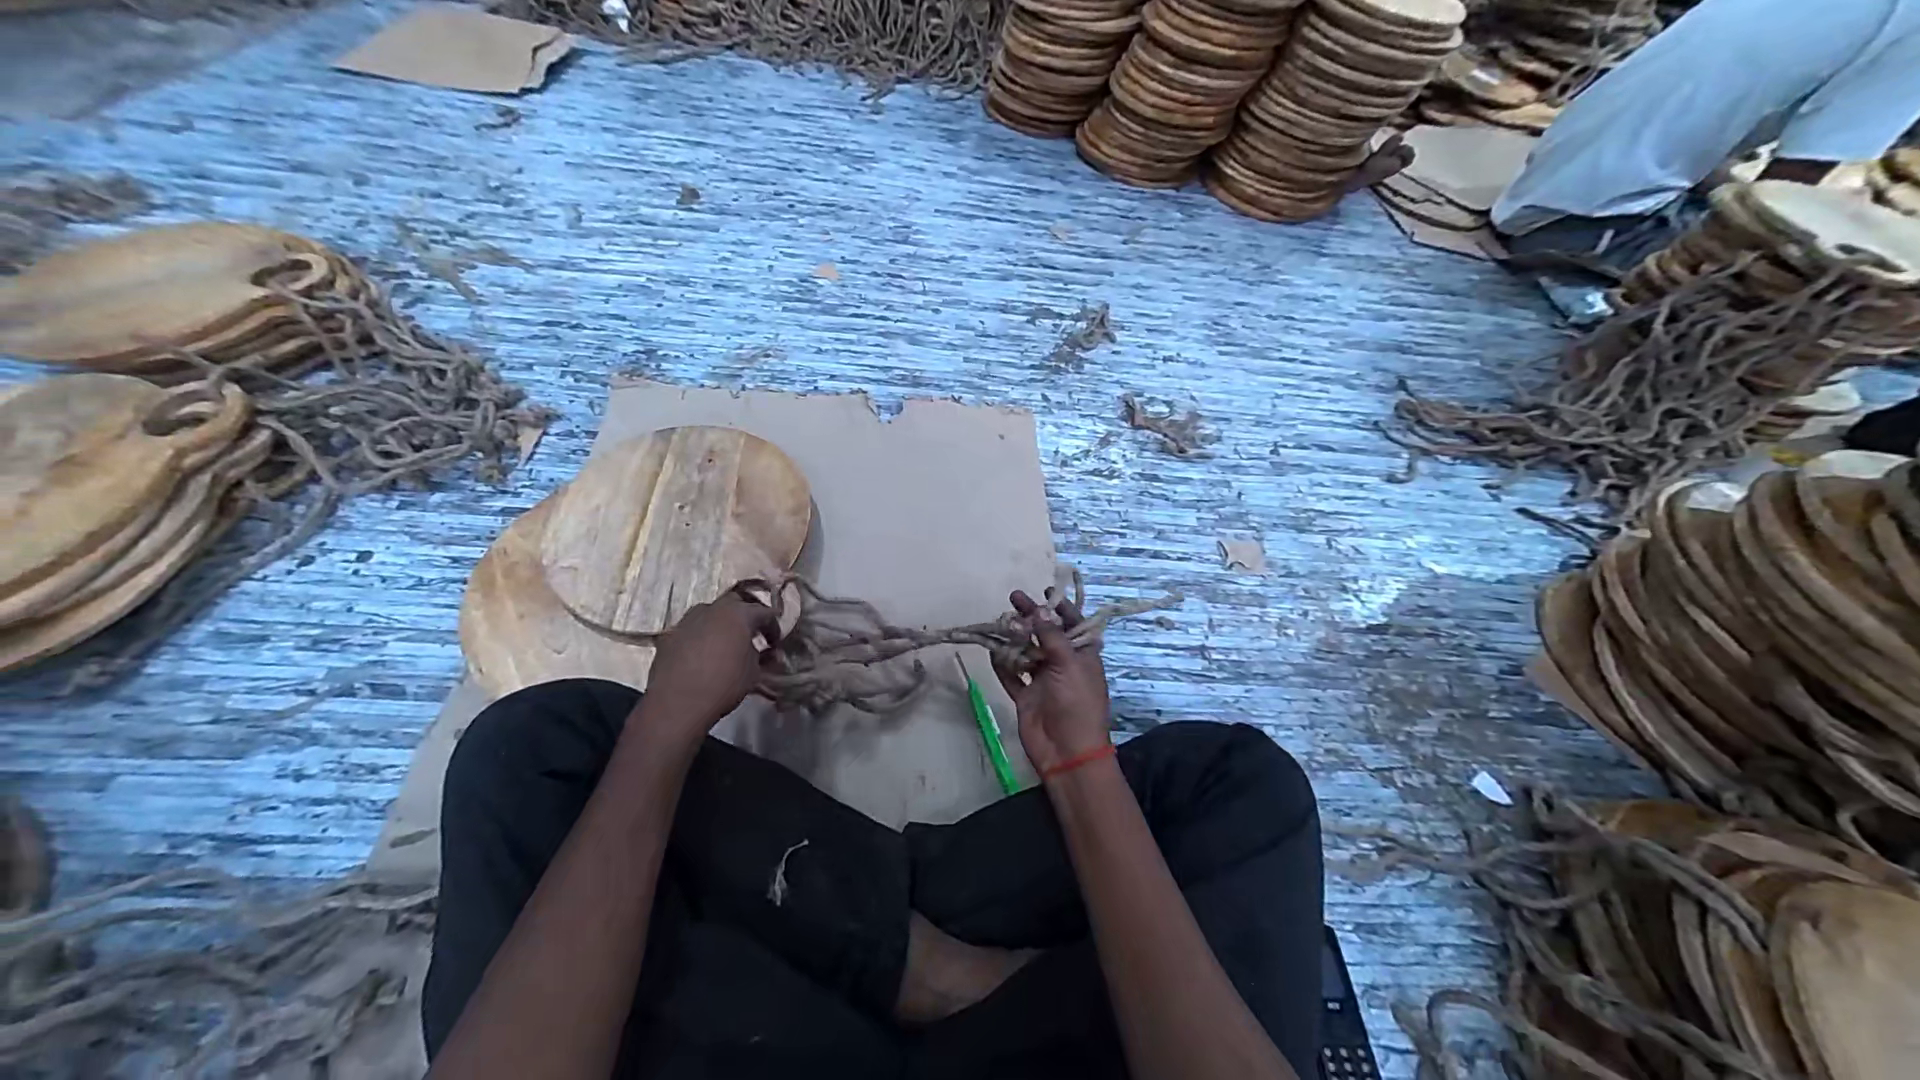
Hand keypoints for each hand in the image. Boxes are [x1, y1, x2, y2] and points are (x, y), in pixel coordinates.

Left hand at [640, 590, 776, 746]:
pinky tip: (701, 657)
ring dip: (720, 625)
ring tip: (724, 645)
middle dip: (745, 617)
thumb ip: (762, 657)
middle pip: (734, 605)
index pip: (763, 612)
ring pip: (709, 615)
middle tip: (751, 636)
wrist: (677, 703)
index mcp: (739, 614)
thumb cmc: (724, 684)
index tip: (775, 643)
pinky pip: (691, 631)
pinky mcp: (669, 635)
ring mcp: (687, 620)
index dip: (772, 627)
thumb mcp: (754, 672)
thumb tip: (769, 653)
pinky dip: (700, 638)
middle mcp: (713, 609)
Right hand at [992, 590, 1111, 775]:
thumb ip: (1051, 636)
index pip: (1073, 624)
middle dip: (1031, 617)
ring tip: (1000, 622)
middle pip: (1045, 634)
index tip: (1045, 591)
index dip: (1060, 608)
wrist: (1067, 752)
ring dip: (1014, 638)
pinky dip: (1002, 664)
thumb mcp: (1069, 665)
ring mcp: (1043, 680)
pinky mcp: (1026, 696)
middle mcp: (1063, 664)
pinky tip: (992, 651)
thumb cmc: (1077, 704)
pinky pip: (1012, 675)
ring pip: (1026, 652)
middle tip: (1013, 599)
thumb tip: (1040, 610)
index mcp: (1082, 655)